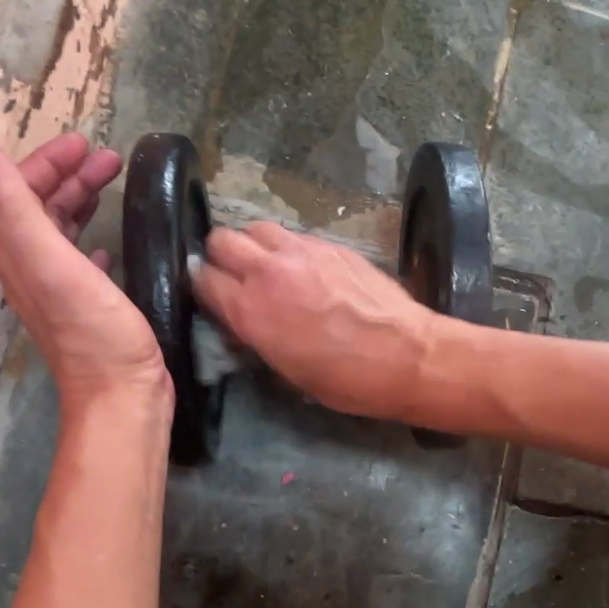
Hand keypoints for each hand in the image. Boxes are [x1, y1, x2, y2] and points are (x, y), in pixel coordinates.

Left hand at [0, 128, 169, 411]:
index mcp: (18, 253)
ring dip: (82, 201)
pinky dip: (93, 242)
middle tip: (108, 157)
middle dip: (67, 175)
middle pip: (39, 207)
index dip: (44, 160)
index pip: (17, 190)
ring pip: (62, 232)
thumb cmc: (92, 331)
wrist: (121, 396)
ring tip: (115, 184)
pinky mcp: (90, 310)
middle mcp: (32, 269)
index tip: (84, 142)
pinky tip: (109, 244)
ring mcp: (61, 292)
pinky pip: (84, 262)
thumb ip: (9, 200)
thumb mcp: (48, 259)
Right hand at [191, 223, 439, 419]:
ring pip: (257, 228)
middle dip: (222, 256)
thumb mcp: (286, 371)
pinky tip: (303, 268)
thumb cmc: (346, 380)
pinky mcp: (331, 244)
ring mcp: (301, 252)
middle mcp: (269, 272)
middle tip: (235, 275)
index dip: (202, 287)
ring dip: (255, 244)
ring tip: (269, 266)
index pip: (203, 279)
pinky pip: (294, 235)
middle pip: (222, 240)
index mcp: (250, 310)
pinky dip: (288, 247)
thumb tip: (243, 321)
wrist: (406, 355)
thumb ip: (255, 335)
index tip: (211, 296)